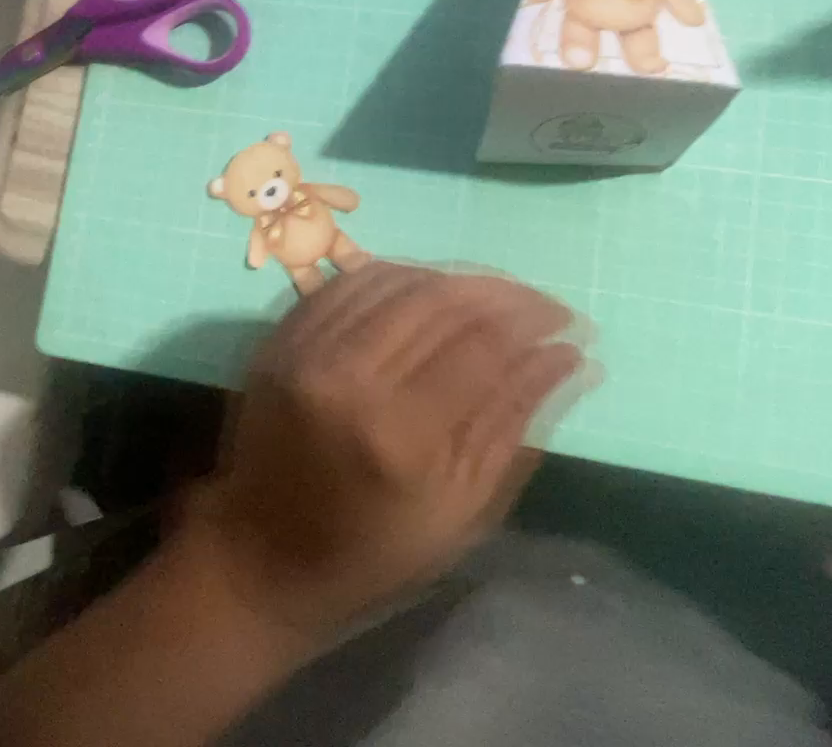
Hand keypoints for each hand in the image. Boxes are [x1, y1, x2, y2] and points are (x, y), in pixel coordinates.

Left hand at [179, 262, 583, 644]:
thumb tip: (571, 356)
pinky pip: (346, 282)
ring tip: (490, 297)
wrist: (260, 554)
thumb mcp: (460, 510)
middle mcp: (347, 376)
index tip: (570, 321)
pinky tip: (426, 292)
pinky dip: (395, 277)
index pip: (483, 345)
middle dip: (503, 292)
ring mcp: (304, 350)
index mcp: (399, 435)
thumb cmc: (370, 553)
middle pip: (440, 299)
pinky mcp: (278, 339)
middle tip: (539, 304)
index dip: (535, 321)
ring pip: (394, 278)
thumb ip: (512, 422)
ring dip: (452, 279)